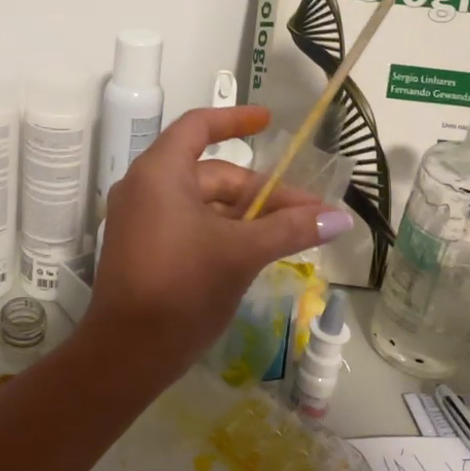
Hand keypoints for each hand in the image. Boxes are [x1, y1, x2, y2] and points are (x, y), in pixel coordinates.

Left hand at [82, 106, 350, 390]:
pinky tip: (256, 252)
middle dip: (261, 191)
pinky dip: (222, 231)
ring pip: (202, 203)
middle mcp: (143, 187)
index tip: (269, 122)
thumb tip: (341, 218)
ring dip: (246, 215)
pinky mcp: (142, 248)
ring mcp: (139, 220)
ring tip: (292, 235)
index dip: (235, 120)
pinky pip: (187, 225)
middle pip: (211, 173)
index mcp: (159, 173)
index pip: (198, 127)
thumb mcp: (242, 253)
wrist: (128, 350)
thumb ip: (291, 229)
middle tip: (308, 215)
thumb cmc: (183, 287)